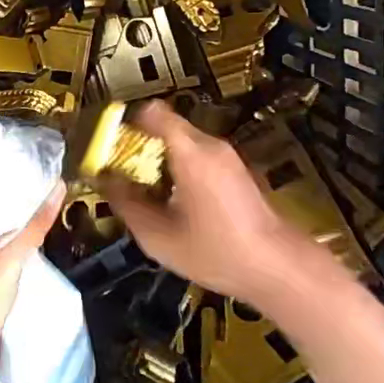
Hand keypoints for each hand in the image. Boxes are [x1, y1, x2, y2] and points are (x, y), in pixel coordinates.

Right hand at [104, 102, 340, 306]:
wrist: (280, 270)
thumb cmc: (217, 252)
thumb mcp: (158, 237)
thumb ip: (125, 203)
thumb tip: (103, 180)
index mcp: (190, 153)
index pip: (152, 112)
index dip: (126, 122)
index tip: (110, 146)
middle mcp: (210, 146)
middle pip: (164, 127)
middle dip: (139, 146)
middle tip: (123, 174)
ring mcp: (227, 157)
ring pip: (181, 142)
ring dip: (159, 159)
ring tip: (148, 193)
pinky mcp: (236, 171)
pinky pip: (197, 156)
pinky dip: (179, 169)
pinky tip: (176, 203)